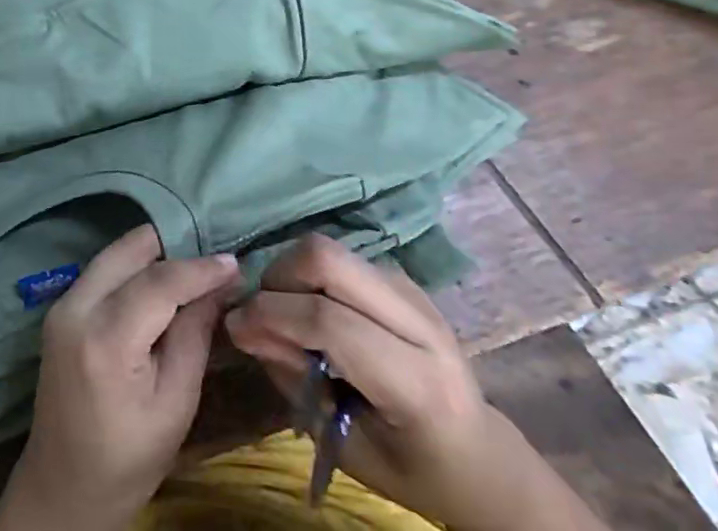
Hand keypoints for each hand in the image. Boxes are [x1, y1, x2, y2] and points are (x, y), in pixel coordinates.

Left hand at [0, 226, 238, 530]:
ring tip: (193, 268)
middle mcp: (75, 309)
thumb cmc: (128, 458)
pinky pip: (103, 270)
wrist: (62, 486)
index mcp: (105, 340)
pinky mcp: (59, 308)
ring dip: (154, 253)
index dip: (200, 268)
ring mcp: (62, 305)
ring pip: (114, 253)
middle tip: (213, 261)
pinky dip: (134, 267)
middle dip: (174, 246)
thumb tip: (220, 284)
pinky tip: (162, 281)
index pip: (159, 282)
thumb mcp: (176, 402)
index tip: (234, 263)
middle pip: (130, 250)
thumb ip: (194, 334)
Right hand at [224, 235, 607, 530]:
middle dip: (278, 276)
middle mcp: (420, 323)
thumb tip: (240, 325)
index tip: (235, 327)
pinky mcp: (403, 279)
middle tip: (260, 312)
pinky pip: (341, 256)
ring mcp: (414, 292)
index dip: (271, 315)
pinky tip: (310, 310)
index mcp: (416, 382)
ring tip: (282, 312)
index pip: (329, 321)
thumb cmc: (413, 467)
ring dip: (291, 273)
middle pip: (328, 259)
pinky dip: (310, 275)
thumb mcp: (347, 447)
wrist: (481, 455)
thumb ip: (295, 380)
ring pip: (331, 249)